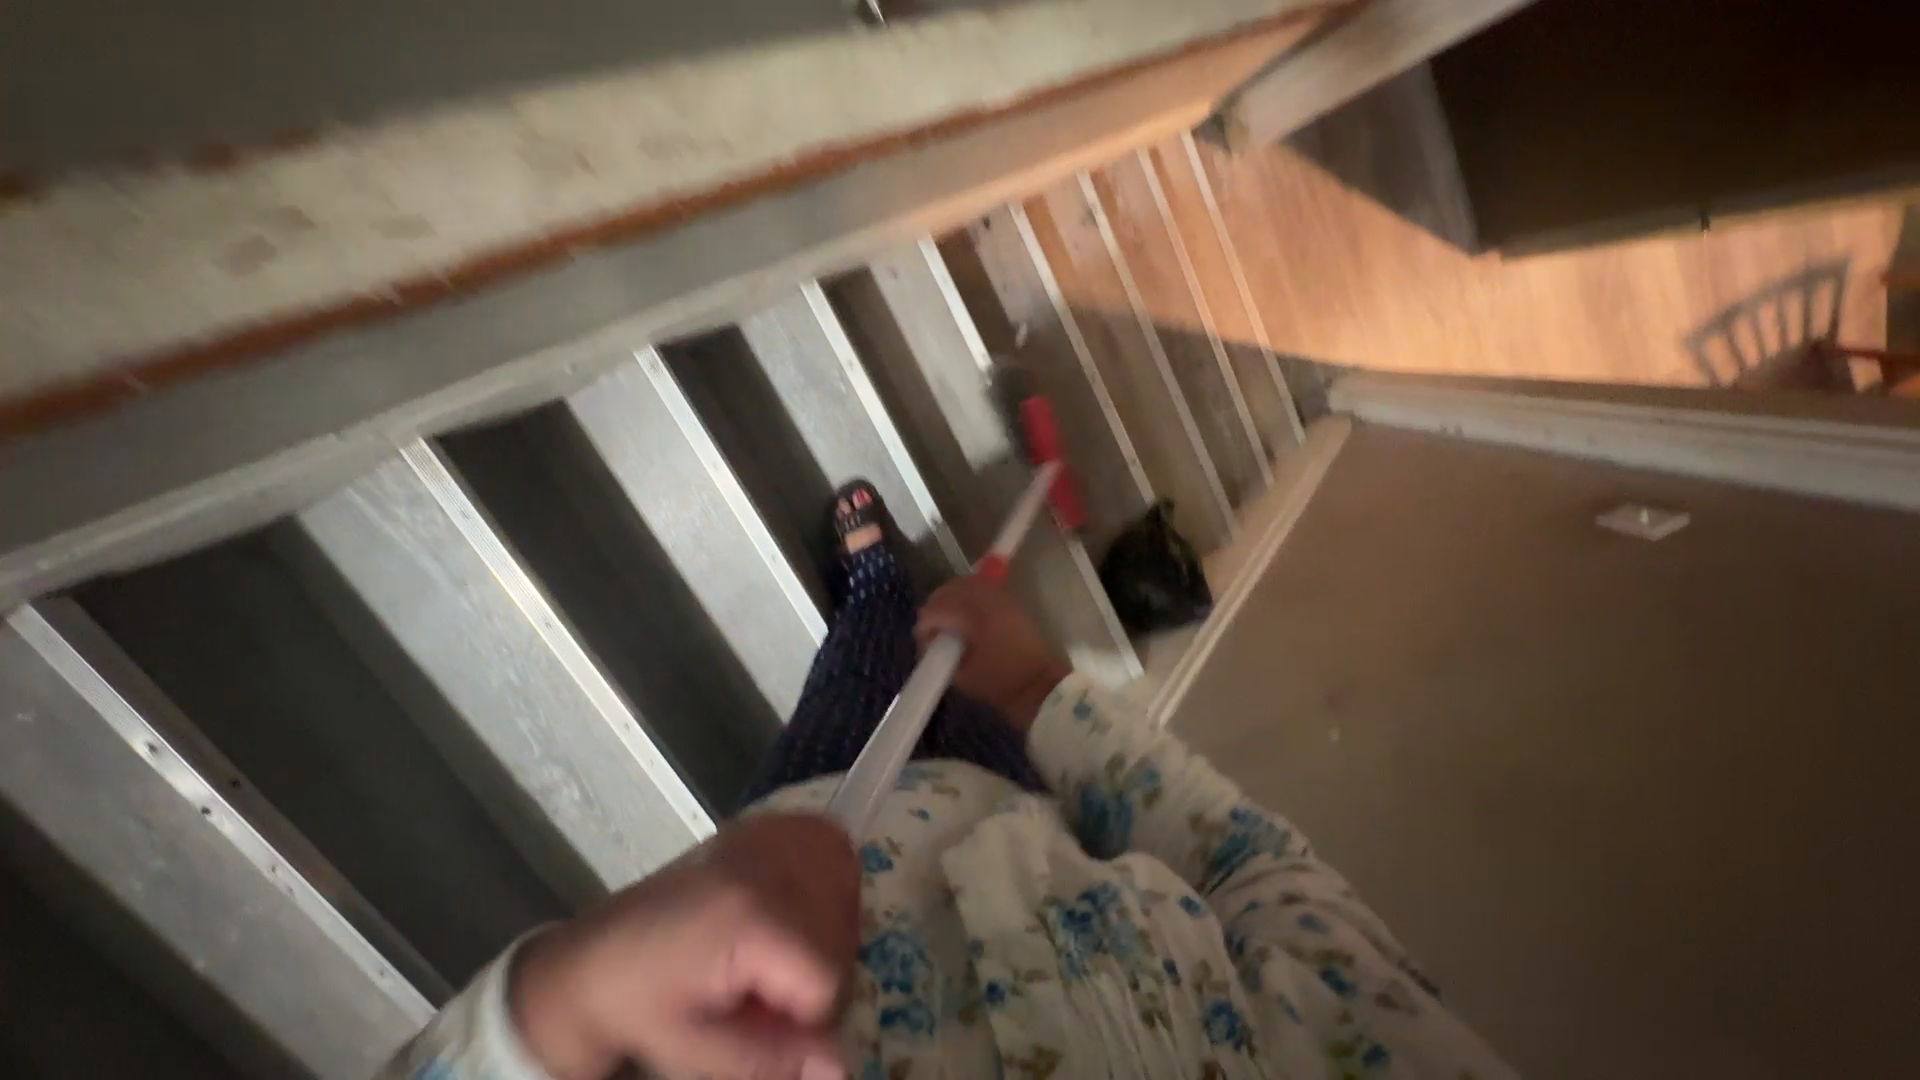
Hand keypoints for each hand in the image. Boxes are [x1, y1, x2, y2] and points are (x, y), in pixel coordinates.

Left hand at [509, 814, 859, 1079]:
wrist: (595, 959)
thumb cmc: (645, 1009)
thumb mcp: (699, 1054)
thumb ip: (774, 1060)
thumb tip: (842, 1066)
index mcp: (749, 918)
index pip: (831, 974)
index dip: (812, 1016)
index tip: (771, 1024)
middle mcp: (767, 864)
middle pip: (844, 930)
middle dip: (823, 972)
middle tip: (770, 995)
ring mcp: (768, 834)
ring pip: (847, 884)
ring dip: (833, 926)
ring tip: (781, 952)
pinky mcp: (767, 823)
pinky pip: (830, 842)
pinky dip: (830, 874)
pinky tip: (797, 906)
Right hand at [915, 575, 1071, 732]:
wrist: (1038, 684)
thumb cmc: (999, 683)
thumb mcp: (960, 676)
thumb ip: (937, 653)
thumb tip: (927, 638)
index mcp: (975, 618)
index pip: (938, 609)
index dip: (926, 623)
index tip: (922, 637)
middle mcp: (988, 600)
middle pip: (951, 588)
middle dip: (936, 604)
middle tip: (932, 625)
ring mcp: (1001, 597)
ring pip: (966, 581)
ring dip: (951, 595)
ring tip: (946, 616)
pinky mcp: (1010, 599)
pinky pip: (982, 586)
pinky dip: (968, 593)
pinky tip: (964, 612)